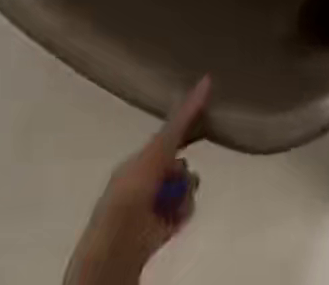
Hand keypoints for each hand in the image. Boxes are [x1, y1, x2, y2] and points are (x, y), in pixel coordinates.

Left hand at [64, 77, 212, 284]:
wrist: (117, 248)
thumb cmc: (131, 194)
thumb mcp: (156, 151)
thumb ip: (180, 121)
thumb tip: (207, 80)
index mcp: (139, 160)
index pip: (170, 135)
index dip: (189, 125)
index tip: (210, 115)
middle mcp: (148, 178)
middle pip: (182, 160)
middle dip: (184, 169)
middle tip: (179, 178)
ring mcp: (156, 201)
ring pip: (188, 182)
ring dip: (185, 192)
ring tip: (173, 205)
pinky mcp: (166, 223)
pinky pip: (188, 205)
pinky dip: (185, 210)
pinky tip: (173, 219)